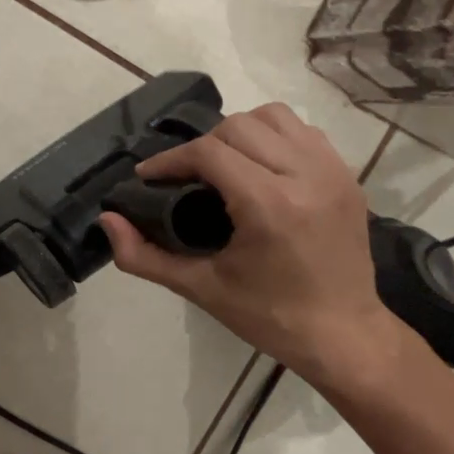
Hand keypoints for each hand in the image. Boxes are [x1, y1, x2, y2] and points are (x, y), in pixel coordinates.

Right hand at [99, 103, 407, 383]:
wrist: (344, 336)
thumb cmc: (268, 315)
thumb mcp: (197, 287)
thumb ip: (142, 255)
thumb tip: (107, 220)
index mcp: (270, 205)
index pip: (208, 152)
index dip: (169, 160)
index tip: (147, 178)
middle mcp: (306, 177)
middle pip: (237, 127)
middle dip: (200, 147)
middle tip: (183, 178)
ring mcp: (333, 173)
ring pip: (272, 118)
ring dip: (238, 134)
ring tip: (222, 166)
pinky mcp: (347, 176)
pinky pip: (302, 131)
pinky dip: (272, 138)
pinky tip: (257, 168)